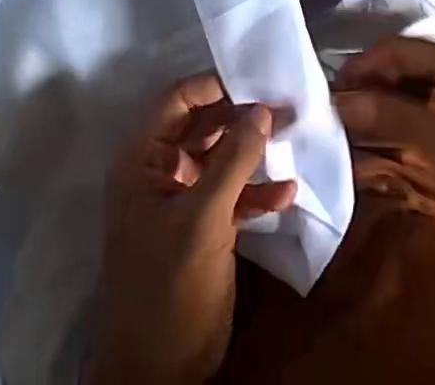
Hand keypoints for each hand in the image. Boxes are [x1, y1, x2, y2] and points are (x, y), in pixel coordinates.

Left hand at [88, 74, 297, 384]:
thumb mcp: (202, 220)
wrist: (158, 373)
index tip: (258, 79)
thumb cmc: (169, 288)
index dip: (214, 86)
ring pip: (221, 158)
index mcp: (142, 162)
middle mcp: (158, 173)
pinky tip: (287, 194)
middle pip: (203, 125)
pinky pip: (233, 194)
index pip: (177, 102)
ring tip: (293, 139)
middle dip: (243, 116)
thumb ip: (233, 161)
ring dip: (254, 151)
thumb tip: (262, 109)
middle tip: (286, 106)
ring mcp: (181, 201)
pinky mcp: (203, 228)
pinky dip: (257, 191)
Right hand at [333, 38, 434, 236]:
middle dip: (374, 81)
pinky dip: (418, 104)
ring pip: (426, 74)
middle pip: (411, 57)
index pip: (398, 48)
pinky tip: (407, 128)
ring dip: (395, 94)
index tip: (331, 96)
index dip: (361, 68)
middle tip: (345, 115)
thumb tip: (342, 102)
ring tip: (367, 125)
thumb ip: (399, 122)